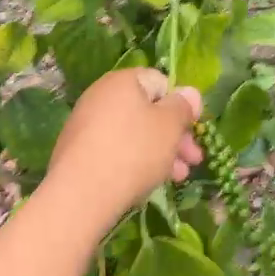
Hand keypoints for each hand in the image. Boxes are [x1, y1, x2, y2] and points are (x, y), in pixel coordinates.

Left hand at [45, 69, 202, 232]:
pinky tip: (149, 183)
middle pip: (148, 110)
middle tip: (193, 160)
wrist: (80, 194)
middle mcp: (101, 95)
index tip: (195, 130)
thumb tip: (190, 92)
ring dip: (160, 152)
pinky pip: (115, 149)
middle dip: (175, 135)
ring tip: (178, 178)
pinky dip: (135, 161)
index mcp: (123, 81)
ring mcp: (86, 123)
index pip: (160, 82)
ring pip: (134, 133)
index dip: (182, 105)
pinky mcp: (78, 150)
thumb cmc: (133, 151)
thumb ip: (182, 106)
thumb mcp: (169, 126)